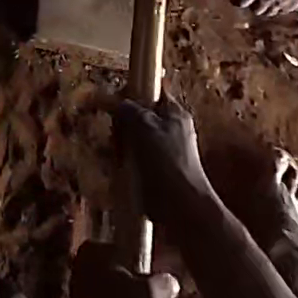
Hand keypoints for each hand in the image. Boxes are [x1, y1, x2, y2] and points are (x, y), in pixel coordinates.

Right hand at [116, 96, 212, 220]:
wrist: (180, 205)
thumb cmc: (167, 160)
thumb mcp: (146, 127)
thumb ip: (131, 110)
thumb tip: (120, 102)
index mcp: (174, 113)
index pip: (153, 92)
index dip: (134, 94)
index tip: (117, 101)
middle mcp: (169, 129)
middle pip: (138, 116)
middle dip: (123, 124)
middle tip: (118, 134)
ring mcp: (161, 150)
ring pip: (132, 137)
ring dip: (121, 144)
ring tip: (118, 154)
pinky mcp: (153, 169)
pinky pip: (133, 157)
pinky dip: (124, 160)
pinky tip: (119, 166)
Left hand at [231, 0, 297, 16]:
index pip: (241, 2)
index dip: (236, 1)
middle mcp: (266, 1)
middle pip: (254, 10)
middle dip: (251, 5)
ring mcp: (278, 6)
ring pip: (267, 13)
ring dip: (264, 8)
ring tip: (265, 0)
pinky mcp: (289, 9)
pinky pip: (279, 12)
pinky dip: (276, 8)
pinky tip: (277, 1)